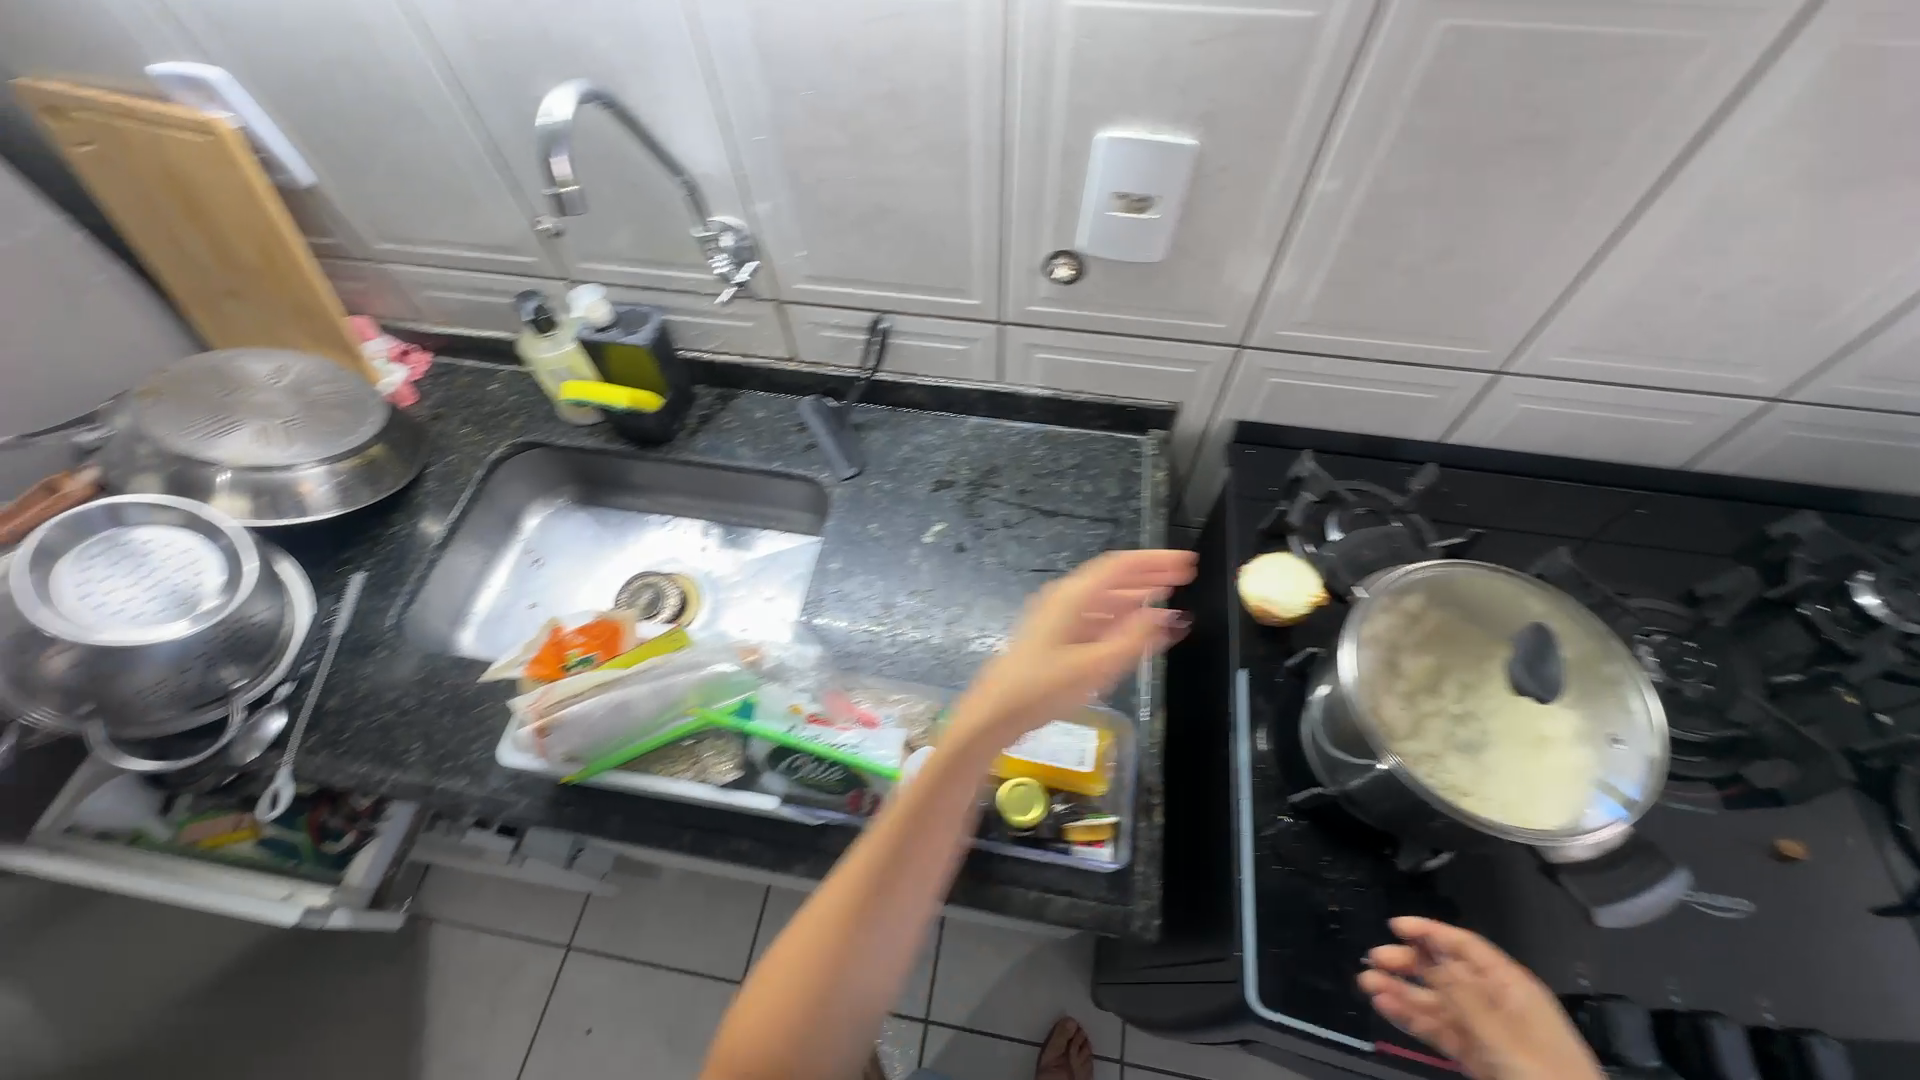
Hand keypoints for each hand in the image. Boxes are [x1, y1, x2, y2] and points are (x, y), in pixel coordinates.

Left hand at [946, 549, 1196, 756]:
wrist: (996, 712)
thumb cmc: (1045, 688)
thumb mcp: (1097, 666)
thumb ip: (1136, 639)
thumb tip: (1169, 617)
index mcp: (1073, 596)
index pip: (1121, 566)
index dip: (1156, 561)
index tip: (1187, 562)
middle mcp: (1065, 598)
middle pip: (1113, 577)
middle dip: (1149, 575)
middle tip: (1184, 577)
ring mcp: (1057, 615)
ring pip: (1103, 597)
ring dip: (1136, 595)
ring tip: (1167, 597)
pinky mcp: (1054, 635)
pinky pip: (1094, 615)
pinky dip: (1119, 615)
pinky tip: (1134, 626)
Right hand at [1359, 918, 1602, 1079]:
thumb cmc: (1544, 1075)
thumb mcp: (1503, 1034)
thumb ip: (1462, 995)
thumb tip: (1430, 954)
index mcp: (1511, 987)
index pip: (1466, 948)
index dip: (1431, 933)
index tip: (1395, 927)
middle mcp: (1496, 1003)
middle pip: (1446, 973)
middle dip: (1410, 963)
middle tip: (1374, 959)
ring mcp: (1485, 1032)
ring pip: (1437, 1003)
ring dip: (1403, 992)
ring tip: (1367, 984)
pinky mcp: (1476, 1057)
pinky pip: (1439, 1030)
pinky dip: (1412, 1019)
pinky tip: (1387, 1009)